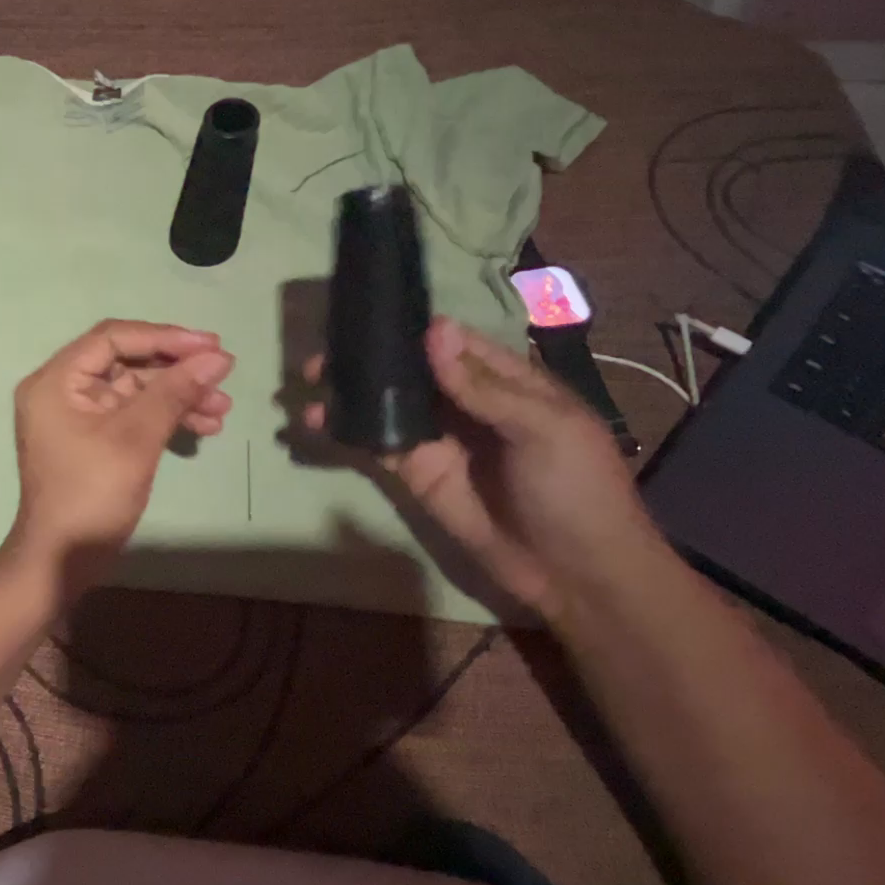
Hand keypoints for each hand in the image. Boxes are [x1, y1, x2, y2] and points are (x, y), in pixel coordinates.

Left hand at [4, 320, 234, 593]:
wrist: (61, 560)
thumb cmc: (91, 495)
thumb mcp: (135, 439)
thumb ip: (174, 392)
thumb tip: (217, 357)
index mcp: (55, 381)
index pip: (112, 338)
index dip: (164, 337)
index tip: (211, 346)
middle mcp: (60, 390)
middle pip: (125, 361)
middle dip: (176, 370)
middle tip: (223, 377)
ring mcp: (74, 416)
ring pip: (133, 390)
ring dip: (177, 396)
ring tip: (222, 410)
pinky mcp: (89, 439)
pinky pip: (130, 415)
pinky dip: (163, 418)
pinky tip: (203, 427)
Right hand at [304, 317, 666, 620]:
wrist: (573, 572)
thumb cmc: (576, 489)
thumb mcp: (545, 429)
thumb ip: (484, 386)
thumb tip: (434, 330)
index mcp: (506, 382)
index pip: (453, 342)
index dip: (413, 327)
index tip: (367, 312)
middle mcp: (465, 403)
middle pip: (409, 369)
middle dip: (367, 358)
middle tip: (323, 353)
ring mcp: (437, 438)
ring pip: (385, 402)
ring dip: (348, 390)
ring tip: (308, 382)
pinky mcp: (414, 471)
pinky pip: (374, 441)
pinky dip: (343, 429)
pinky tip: (315, 421)